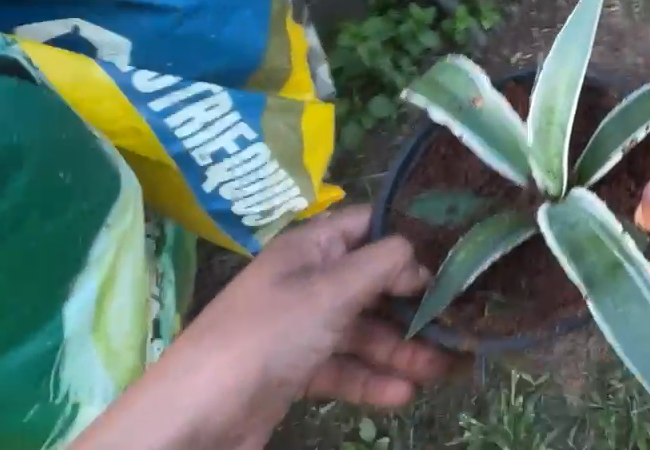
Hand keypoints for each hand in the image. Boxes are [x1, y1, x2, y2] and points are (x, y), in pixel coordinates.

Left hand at [78, 206, 449, 449]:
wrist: (187, 425)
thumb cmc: (267, 336)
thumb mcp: (333, 290)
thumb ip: (386, 263)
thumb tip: (421, 258)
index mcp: (312, 248)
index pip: (372, 224)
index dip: (413, 233)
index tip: (457, 249)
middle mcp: (308, 280)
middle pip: (375, 282)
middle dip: (416, 303)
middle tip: (461, 316)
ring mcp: (301, 328)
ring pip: (364, 329)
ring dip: (402, 348)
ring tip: (445, 367)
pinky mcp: (294, 372)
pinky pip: (344, 367)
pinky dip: (373, 378)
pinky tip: (404, 393)